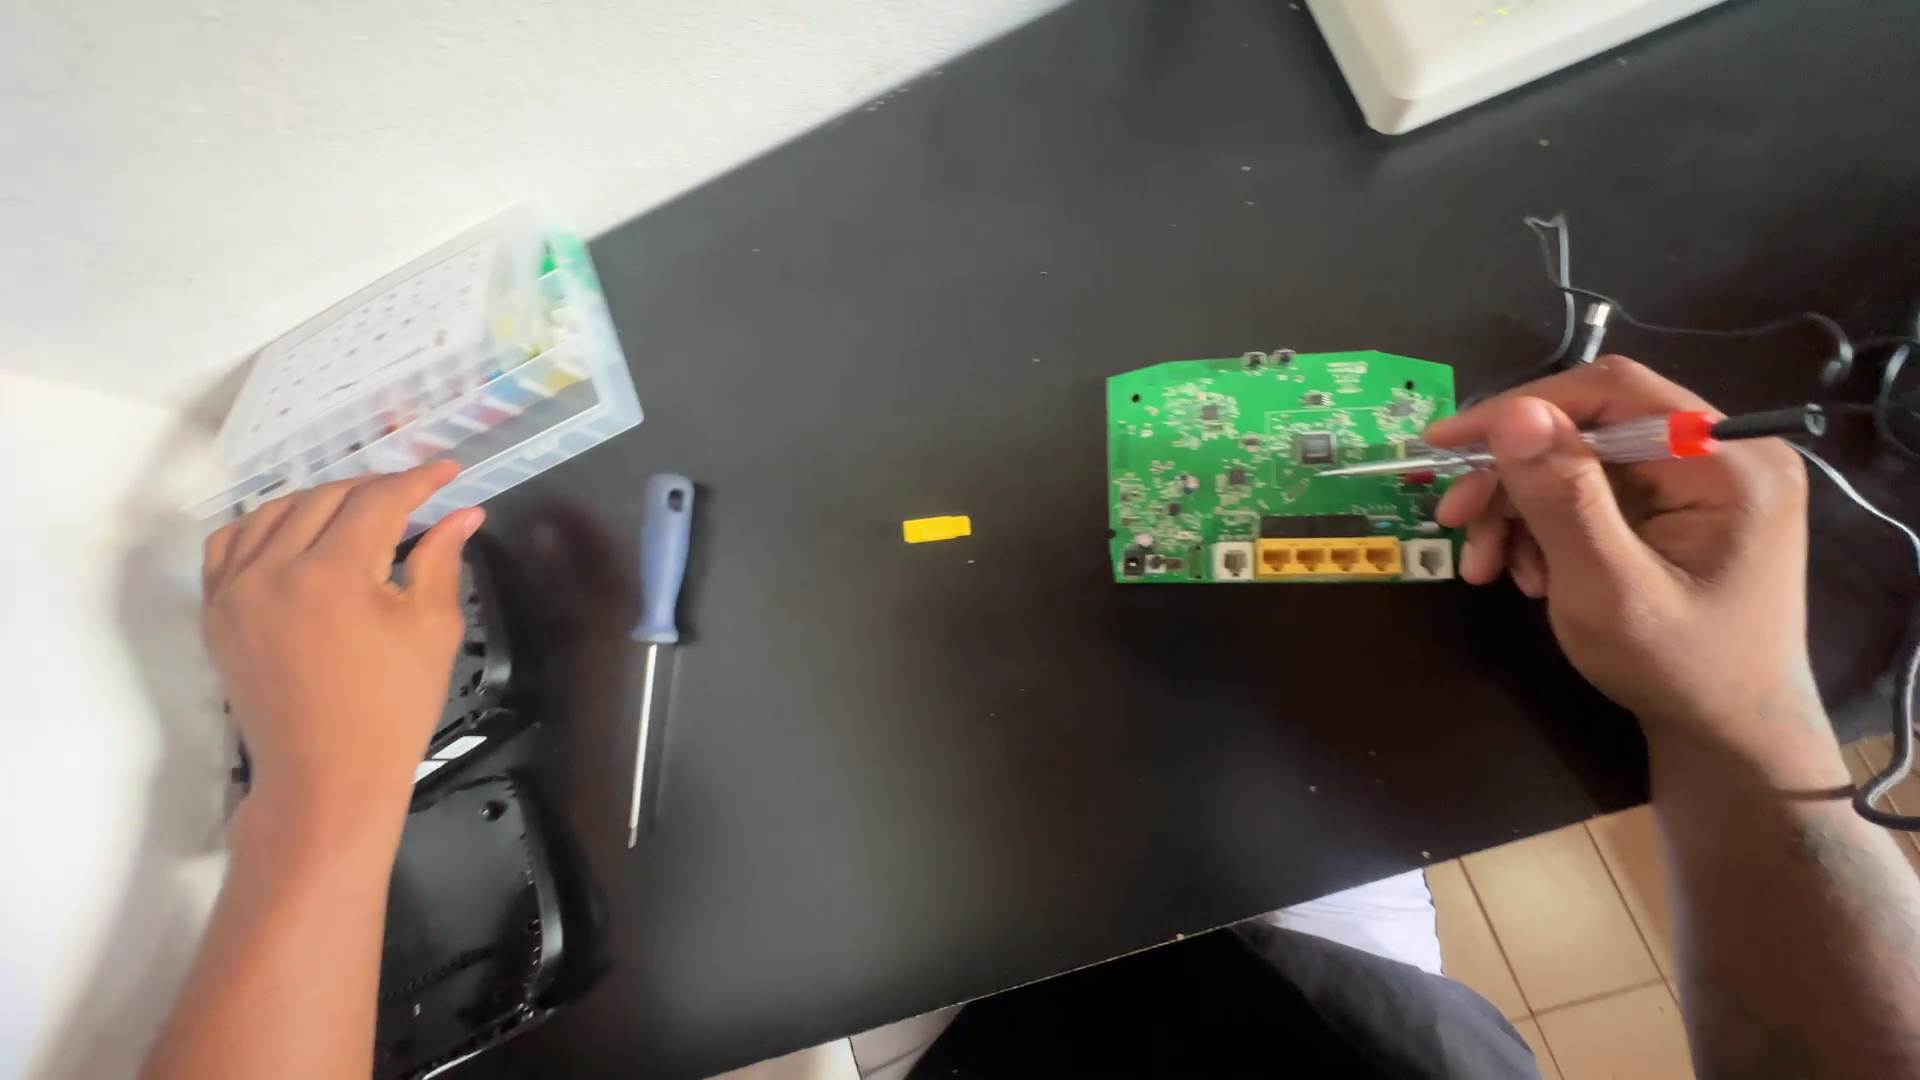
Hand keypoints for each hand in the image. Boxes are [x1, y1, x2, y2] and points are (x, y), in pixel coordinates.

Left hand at [201, 463, 483, 829]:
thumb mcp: (435, 626)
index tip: (448, 471)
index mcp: (334, 575)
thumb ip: (442, 560)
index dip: (419, 480)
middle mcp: (273, 572)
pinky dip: (267, 524)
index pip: (379, 502)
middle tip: (417, 492)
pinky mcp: (217, 613)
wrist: (329, 770)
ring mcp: (234, 592)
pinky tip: (298, 531)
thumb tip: (463, 515)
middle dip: (377, 486)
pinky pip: (229, 544)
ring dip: (323, 499)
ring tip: (363, 506)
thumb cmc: (396, 702)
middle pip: (326, 498)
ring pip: (273, 512)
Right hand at [1424, 357, 1814, 752]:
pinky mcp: (1655, 512)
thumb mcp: (1606, 585)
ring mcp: (1681, 486)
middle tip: (1452, 519)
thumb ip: (1562, 498)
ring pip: (1562, 467)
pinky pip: (1570, 498)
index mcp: (1725, 463)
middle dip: (1506, 478)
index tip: (1444, 443)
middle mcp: (1710, 458)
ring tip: (1485, 567)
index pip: (1610, 393)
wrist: (1718, 728)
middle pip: (1577, 432)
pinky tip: (1523, 574)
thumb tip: (1512, 415)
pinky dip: (1530, 532)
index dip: (1519, 407)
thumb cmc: (1675, 664)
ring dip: (1509, 513)